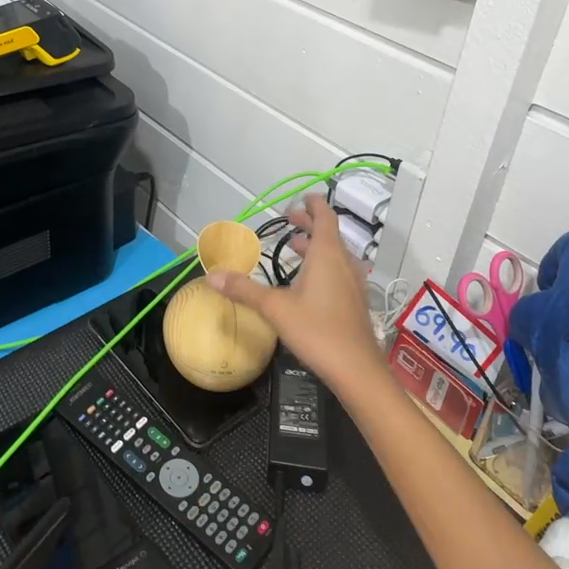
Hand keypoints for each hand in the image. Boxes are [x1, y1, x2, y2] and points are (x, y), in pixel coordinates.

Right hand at [205, 194, 384, 386]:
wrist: (357, 370)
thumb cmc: (317, 331)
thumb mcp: (274, 308)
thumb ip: (244, 289)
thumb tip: (211, 276)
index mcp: (327, 255)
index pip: (325, 217)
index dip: (314, 205)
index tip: (302, 197)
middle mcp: (344, 264)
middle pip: (330, 234)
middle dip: (310, 224)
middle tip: (290, 220)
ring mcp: (354, 284)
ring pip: (335, 255)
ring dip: (316, 247)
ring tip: (294, 248)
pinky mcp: (355, 303)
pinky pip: (339, 272)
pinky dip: (323, 266)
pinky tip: (308, 283)